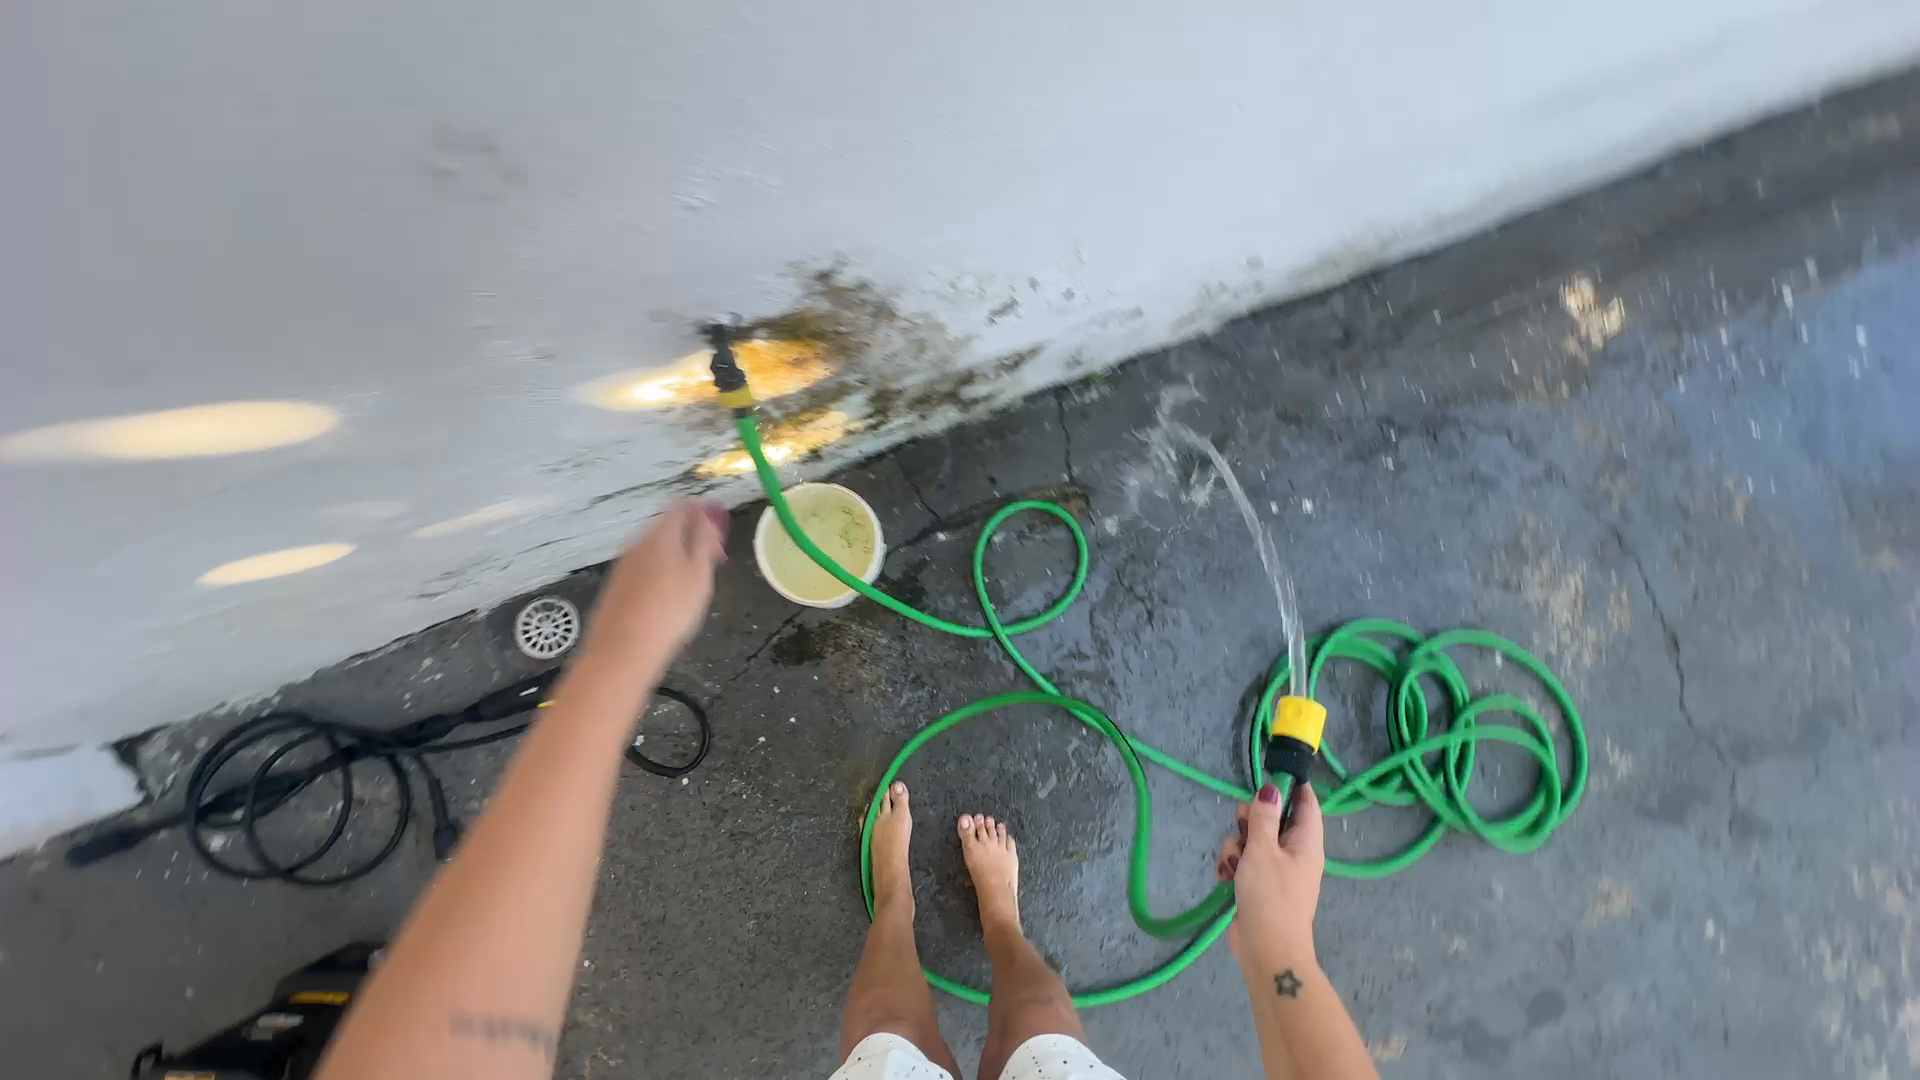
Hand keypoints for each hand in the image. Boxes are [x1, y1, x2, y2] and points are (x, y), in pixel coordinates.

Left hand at [584, 499, 728, 660]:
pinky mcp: (617, 584)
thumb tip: (708, 516)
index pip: (682, 506)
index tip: (720, 525)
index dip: (704, 510)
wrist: (623, 650)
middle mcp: (637, 542)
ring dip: (679, 553)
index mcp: (660, 535)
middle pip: (668, 526)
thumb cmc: (669, 612)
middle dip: (693, 534)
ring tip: (697, 578)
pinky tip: (671, 593)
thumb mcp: (699, 574)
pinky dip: (663, 569)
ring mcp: (624, 563)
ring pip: (657, 547)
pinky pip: (645, 565)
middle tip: (715, 556)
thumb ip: (705, 540)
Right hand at [1217, 780, 1324, 969]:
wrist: (1267, 950)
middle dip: (1249, 819)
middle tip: (1242, 827)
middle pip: (1271, 818)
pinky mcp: (1258, 883)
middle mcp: (1294, 852)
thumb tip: (1272, 788)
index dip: (1290, 786)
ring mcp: (1276, 869)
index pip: (1306, 802)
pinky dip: (1232, 865)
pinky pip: (1243, 860)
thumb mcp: (1262, 850)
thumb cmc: (1271, 896)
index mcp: (1306, 842)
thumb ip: (1263, 817)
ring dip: (1235, 846)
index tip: (1267, 776)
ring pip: (1251, 839)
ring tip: (1233, 864)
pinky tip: (1225, 877)